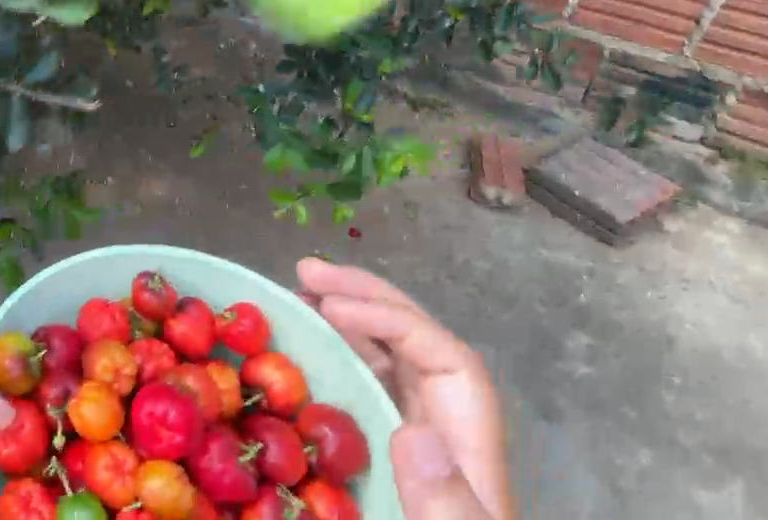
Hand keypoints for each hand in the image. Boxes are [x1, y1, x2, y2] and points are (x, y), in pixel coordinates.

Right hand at [298, 258, 512, 519]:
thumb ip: (447, 510)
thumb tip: (416, 432)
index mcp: (467, 462)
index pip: (449, 365)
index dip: (392, 320)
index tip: (328, 305)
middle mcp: (446, 445)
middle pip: (422, 350)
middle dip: (368, 299)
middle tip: (305, 272)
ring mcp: (416, 454)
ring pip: (395, 367)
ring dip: (350, 319)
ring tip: (299, 292)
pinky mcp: (384, 466)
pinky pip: (367, 394)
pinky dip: (335, 358)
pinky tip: (300, 351)